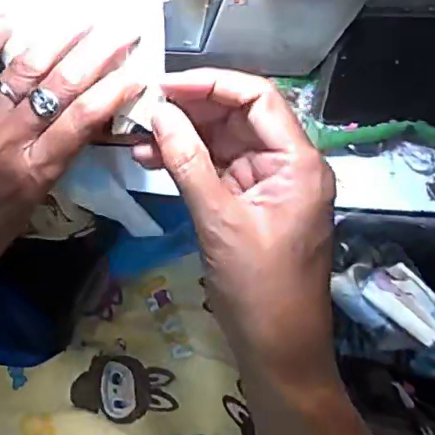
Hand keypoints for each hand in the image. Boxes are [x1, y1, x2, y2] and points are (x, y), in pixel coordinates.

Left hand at [0, 19, 141, 292]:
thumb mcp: (35, 201)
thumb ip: (57, 156)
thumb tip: (88, 113)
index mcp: (32, 171)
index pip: (81, 120)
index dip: (112, 91)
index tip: (137, 70)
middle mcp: (4, 141)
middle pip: (56, 88)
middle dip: (94, 55)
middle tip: (120, 30)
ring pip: (19, 72)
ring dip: (54, 41)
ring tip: (81, 20)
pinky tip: (10, 19)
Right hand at [133, 70, 338, 392]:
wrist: (277, 350)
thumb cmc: (259, 287)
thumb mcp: (219, 219)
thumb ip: (187, 161)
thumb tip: (157, 112)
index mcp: (297, 162)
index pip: (257, 98)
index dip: (210, 84)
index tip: (164, 86)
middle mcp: (285, 163)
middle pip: (236, 115)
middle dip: (188, 108)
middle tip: (142, 107)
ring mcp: (265, 181)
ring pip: (220, 138)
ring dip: (180, 134)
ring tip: (137, 135)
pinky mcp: (246, 199)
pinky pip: (212, 165)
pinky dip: (183, 159)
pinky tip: (149, 158)